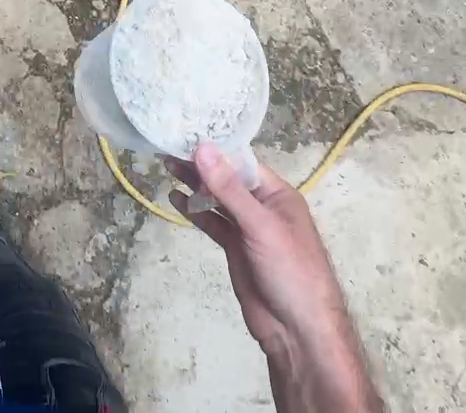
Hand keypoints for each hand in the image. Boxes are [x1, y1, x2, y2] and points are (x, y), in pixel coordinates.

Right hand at [167, 144, 381, 412]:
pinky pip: (212, 222)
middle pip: (227, 179)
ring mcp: (248, 228)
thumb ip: (228, 188)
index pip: (241, 162)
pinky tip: (176, 198)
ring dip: (194, 184)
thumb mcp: (260, 226)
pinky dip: (195, 210)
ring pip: (217, 199)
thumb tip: (202, 148)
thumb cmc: (290, 270)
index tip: (184, 133)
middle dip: (200, 165)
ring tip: (166, 166)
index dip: (214, 149)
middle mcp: (262, 207)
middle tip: (168, 148)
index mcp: (277, 194)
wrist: (298, 332)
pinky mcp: (236, 248)